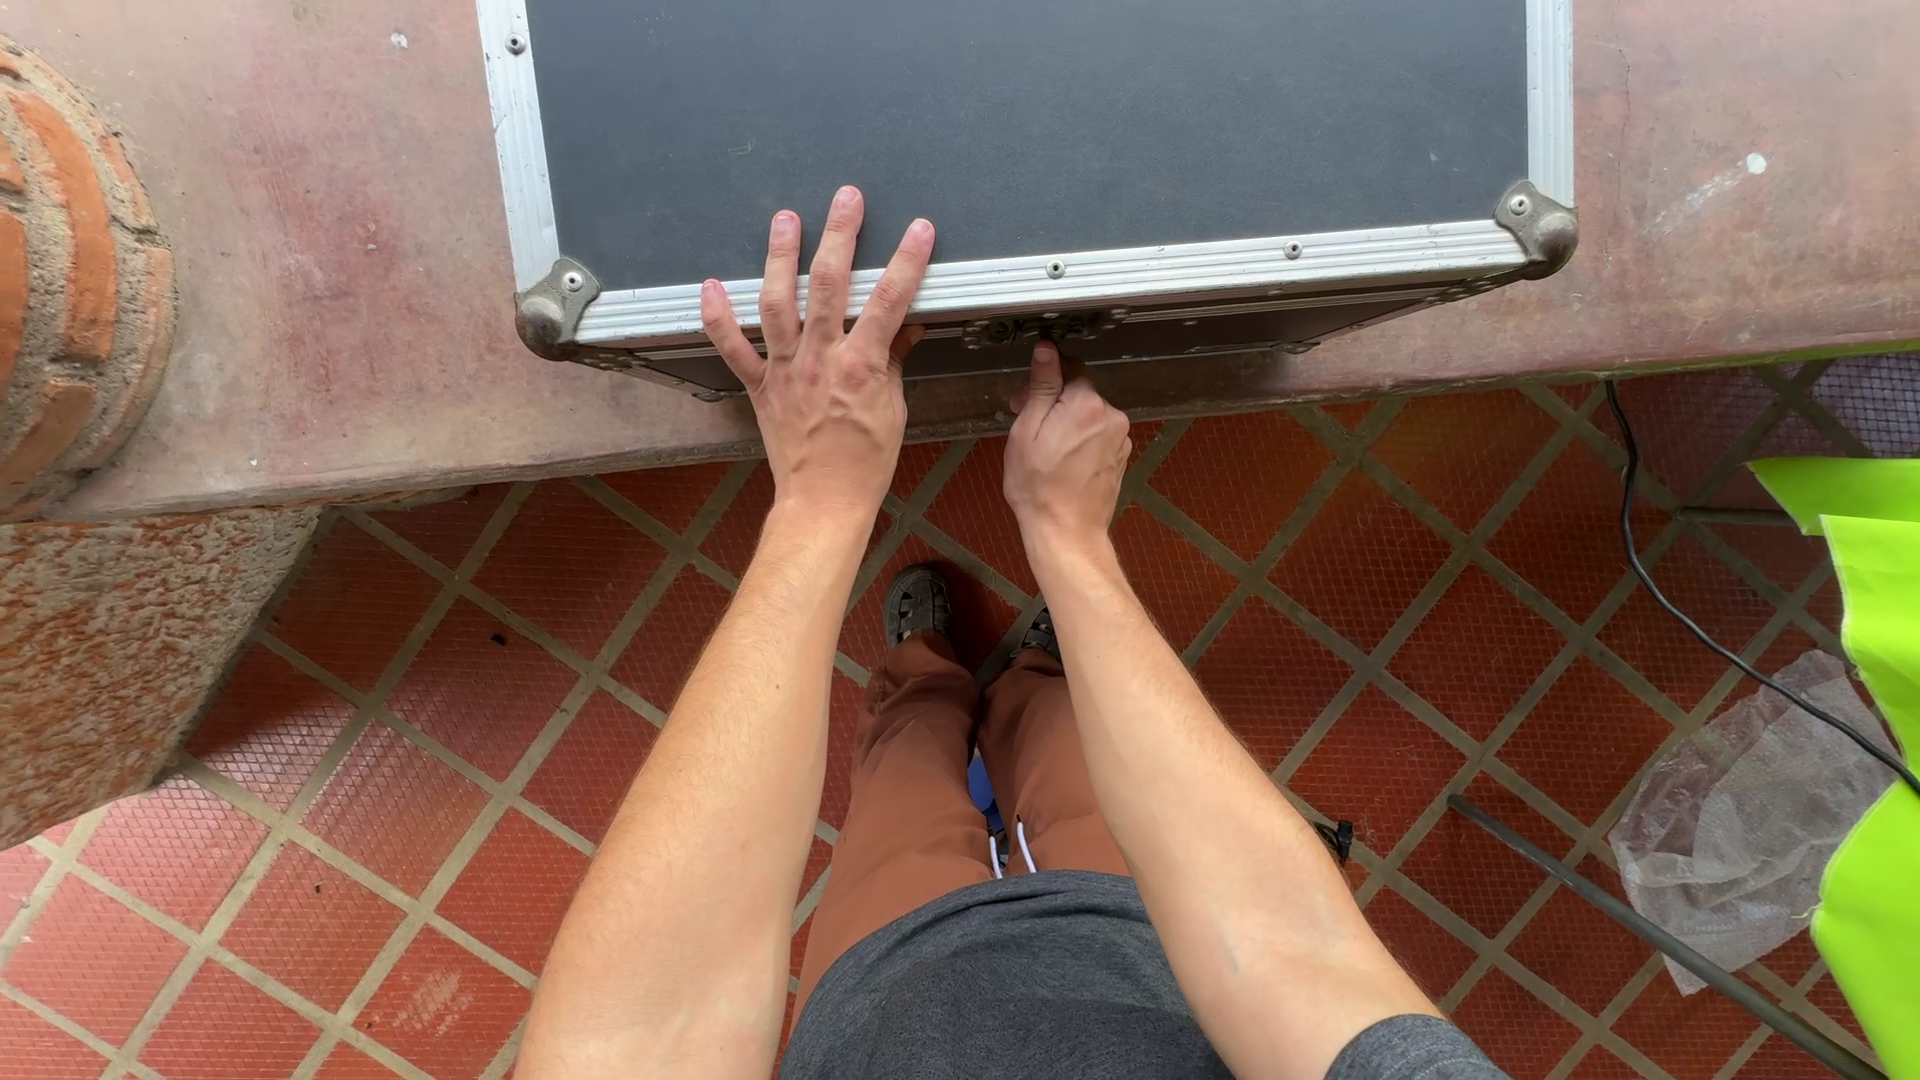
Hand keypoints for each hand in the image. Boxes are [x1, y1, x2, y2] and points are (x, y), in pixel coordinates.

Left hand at [702, 187, 934, 520]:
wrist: (825, 500)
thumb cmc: (865, 462)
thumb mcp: (894, 410)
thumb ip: (894, 364)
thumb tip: (905, 331)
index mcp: (861, 366)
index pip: (890, 302)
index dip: (906, 261)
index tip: (918, 230)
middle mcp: (820, 359)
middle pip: (829, 285)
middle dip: (839, 236)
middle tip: (845, 199)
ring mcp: (785, 370)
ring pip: (779, 303)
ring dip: (780, 258)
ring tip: (784, 220)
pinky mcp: (760, 387)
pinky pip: (733, 349)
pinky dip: (719, 318)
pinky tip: (711, 286)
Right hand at [1002, 342, 1131, 555]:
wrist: (1066, 531)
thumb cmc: (1038, 486)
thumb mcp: (1026, 431)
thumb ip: (1041, 386)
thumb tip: (1046, 350)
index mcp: (1087, 404)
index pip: (1068, 368)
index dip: (1043, 383)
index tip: (1023, 401)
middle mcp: (1112, 415)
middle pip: (1080, 393)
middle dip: (1054, 404)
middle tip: (1028, 430)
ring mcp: (1121, 438)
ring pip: (1089, 416)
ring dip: (1068, 424)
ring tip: (1045, 451)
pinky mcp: (1122, 456)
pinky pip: (1099, 436)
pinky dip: (1082, 442)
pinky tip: (1063, 463)